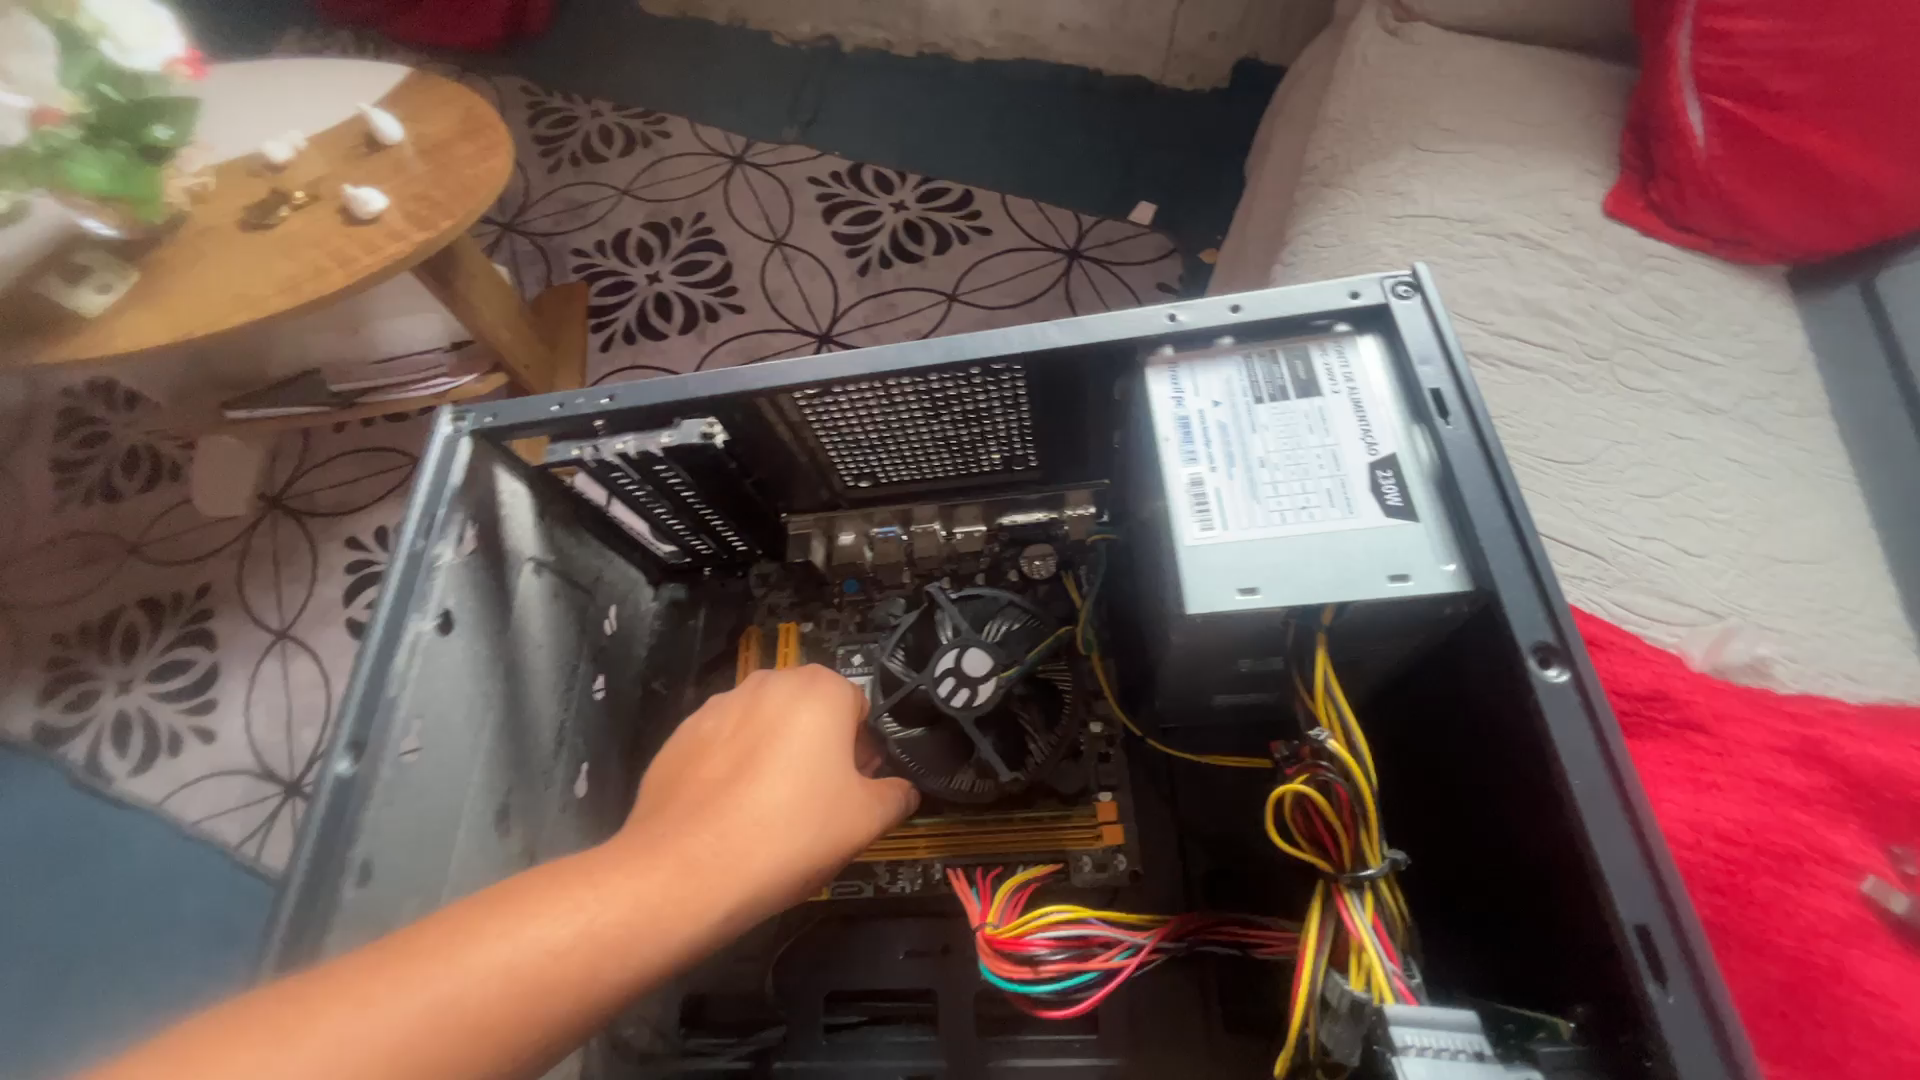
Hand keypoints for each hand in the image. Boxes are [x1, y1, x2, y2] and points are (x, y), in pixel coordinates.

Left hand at [614, 665, 918, 922]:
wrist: (685, 871)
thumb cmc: (791, 834)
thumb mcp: (866, 822)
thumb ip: (896, 796)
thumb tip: (902, 790)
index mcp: (820, 689)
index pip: (859, 709)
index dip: (862, 751)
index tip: (854, 790)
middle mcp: (769, 682)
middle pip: (810, 712)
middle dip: (818, 748)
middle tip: (816, 803)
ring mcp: (718, 705)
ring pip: (764, 727)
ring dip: (774, 755)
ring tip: (768, 814)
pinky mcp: (680, 735)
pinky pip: (722, 746)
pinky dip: (732, 770)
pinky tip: (729, 815)